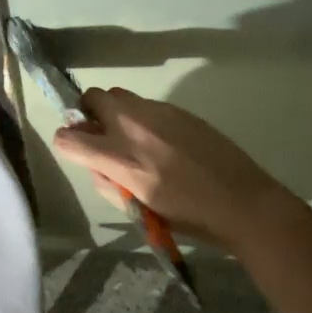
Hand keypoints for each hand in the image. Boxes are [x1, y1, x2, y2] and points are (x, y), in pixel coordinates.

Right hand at [53, 87, 291, 250]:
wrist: (245, 203)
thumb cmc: (191, 218)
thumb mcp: (141, 211)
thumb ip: (110, 185)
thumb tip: (97, 165)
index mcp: (120, 159)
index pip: (68, 138)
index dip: (66, 143)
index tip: (77, 150)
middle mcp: (131, 127)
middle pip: (91, 98)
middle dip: (89, 113)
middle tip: (102, 134)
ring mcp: (156, 113)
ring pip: (118, 94)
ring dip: (115, 110)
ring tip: (133, 134)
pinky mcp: (176, 109)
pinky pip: (146, 103)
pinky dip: (143, 116)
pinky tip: (164, 140)